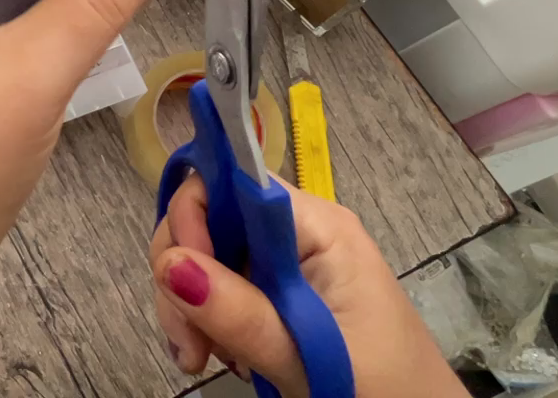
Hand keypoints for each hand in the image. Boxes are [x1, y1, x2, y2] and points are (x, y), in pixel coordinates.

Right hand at [151, 174, 465, 396]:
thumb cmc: (388, 397)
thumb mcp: (312, 361)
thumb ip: (242, 315)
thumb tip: (169, 262)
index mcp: (315, 225)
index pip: (227, 181)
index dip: (192, 217)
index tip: (179, 280)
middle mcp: (295, 228)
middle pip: (207, 217)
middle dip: (181, 271)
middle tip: (187, 343)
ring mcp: (285, 259)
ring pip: (204, 252)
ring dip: (187, 302)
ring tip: (198, 358)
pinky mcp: (277, 289)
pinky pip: (219, 282)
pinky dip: (203, 316)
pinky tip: (213, 354)